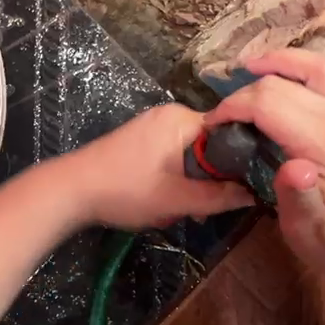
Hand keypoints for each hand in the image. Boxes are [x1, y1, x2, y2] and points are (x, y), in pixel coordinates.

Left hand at [54, 103, 254, 229]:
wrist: (70, 190)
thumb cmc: (125, 189)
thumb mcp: (177, 199)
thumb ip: (218, 196)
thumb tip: (254, 195)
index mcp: (181, 118)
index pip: (231, 131)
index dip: (241, 161)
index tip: (247, 188)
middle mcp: (169, 115)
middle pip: (210, 146)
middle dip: (210, 179)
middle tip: (204, 207)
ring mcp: (152, 127)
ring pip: (191, 156)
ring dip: (190, 184)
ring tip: (180, 208)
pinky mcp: (140, 141)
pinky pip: (172, 158)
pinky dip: (173, 180)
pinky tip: (163, 201)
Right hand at [205, 27, 324, 284]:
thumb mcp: (306, 230)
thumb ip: (299, 197)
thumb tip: (293, 166)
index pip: (268, 102)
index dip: (233, 107)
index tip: (212, 128)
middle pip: (285, 82)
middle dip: (245, 90)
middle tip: (223, 116)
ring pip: (321, 67)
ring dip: (285, 59)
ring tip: (253, 64)